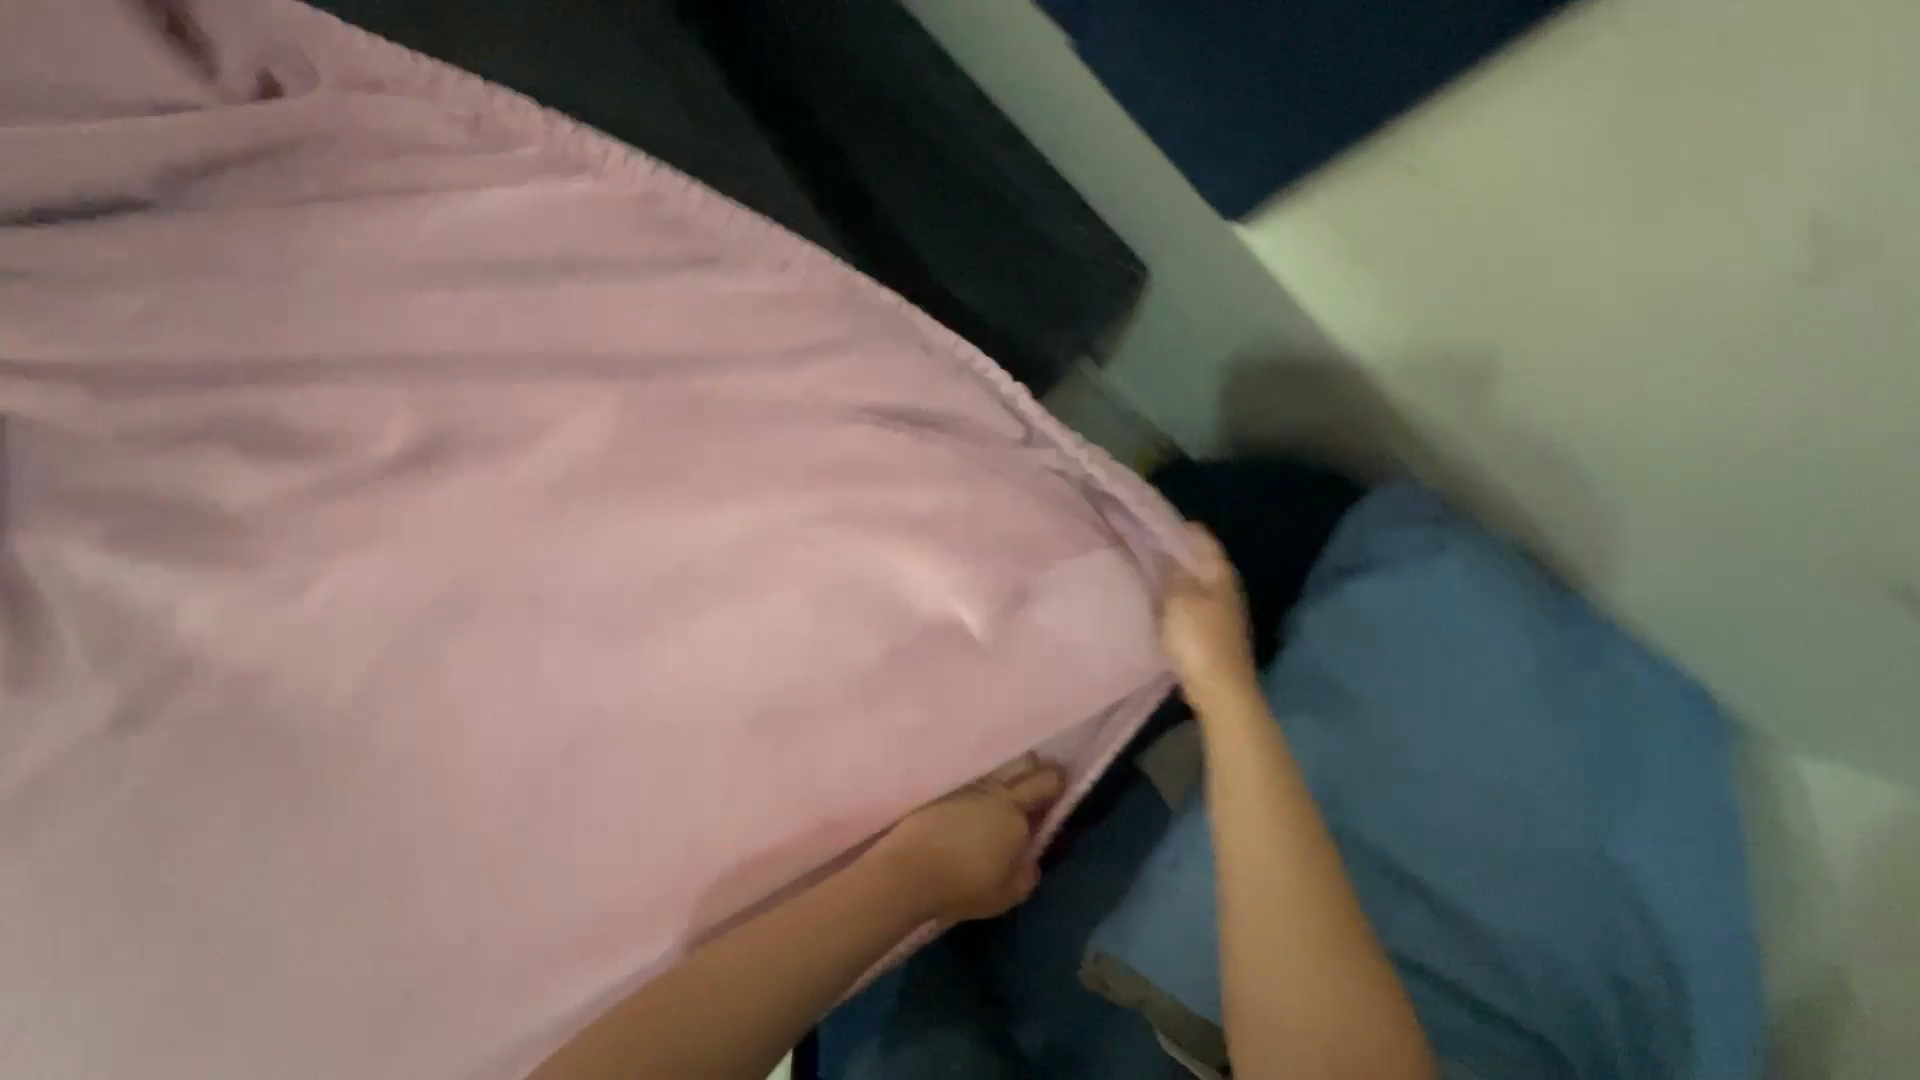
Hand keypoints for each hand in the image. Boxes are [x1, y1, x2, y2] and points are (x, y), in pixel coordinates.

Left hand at [868, 755, 1062, 923]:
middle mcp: (993, 790)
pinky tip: (973, 798)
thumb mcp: (1009, 893)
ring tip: (1005, 789)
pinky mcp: (938, 791)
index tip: (1062, 783)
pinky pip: (968, 780)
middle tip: (1039, 778)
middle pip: (1022, 765)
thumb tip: (1030, 858)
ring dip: (1005, 775)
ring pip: (994, 771)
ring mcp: (964, 786)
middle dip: (1035, 769)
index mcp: (1016, 811)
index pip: (1046, 783)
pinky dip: (976, 786)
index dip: (1057, 781)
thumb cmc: (964, 884)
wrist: (907, 871)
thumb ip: (1027, 872)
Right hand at [1159, 523, 1259, 710]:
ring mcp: (1224, 611)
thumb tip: (1164, 550)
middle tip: (1142, 548)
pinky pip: (1193, 604)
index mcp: (1220, 572)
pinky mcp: (1216, 632)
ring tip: (1146, 574)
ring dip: (1175, 577)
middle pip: (1199, 559)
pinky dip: (1177, 599)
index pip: (1201, 537)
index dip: (1177, 528)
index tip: (1149, 525)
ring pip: (1196, 582)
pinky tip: (1159, 605)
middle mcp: (1226, 586)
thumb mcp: (1178, 598)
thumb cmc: (1198, 638)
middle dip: (1174, 552)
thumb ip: (1171, 570)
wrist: (1220, 689)